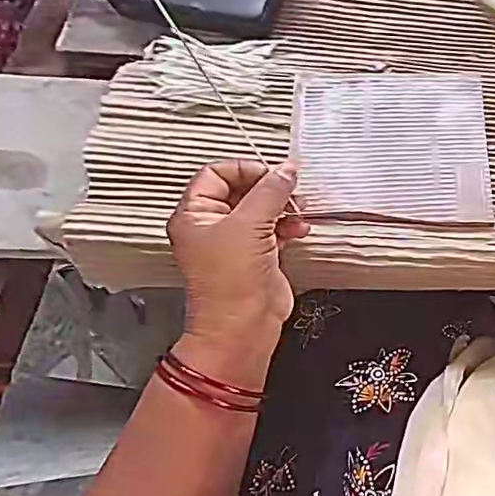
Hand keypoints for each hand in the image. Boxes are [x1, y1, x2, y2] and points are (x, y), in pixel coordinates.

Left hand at [166, 161, 309, 343]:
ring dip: (283, 206)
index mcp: (195, 215)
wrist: (243, 325)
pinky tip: (299, 227)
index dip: (245, 170)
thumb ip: (270, 192)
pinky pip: (275, 227)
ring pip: (262, 208)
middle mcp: (213, 226)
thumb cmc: (229, 284)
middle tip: (288, 189)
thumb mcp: (249, 225)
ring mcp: (236, 241)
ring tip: (297, 210)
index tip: (270, 174)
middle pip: (242, 190)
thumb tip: (285, 170)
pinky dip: (289, 224)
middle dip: (269, 188)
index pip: (217, 174)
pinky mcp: (258, 254)